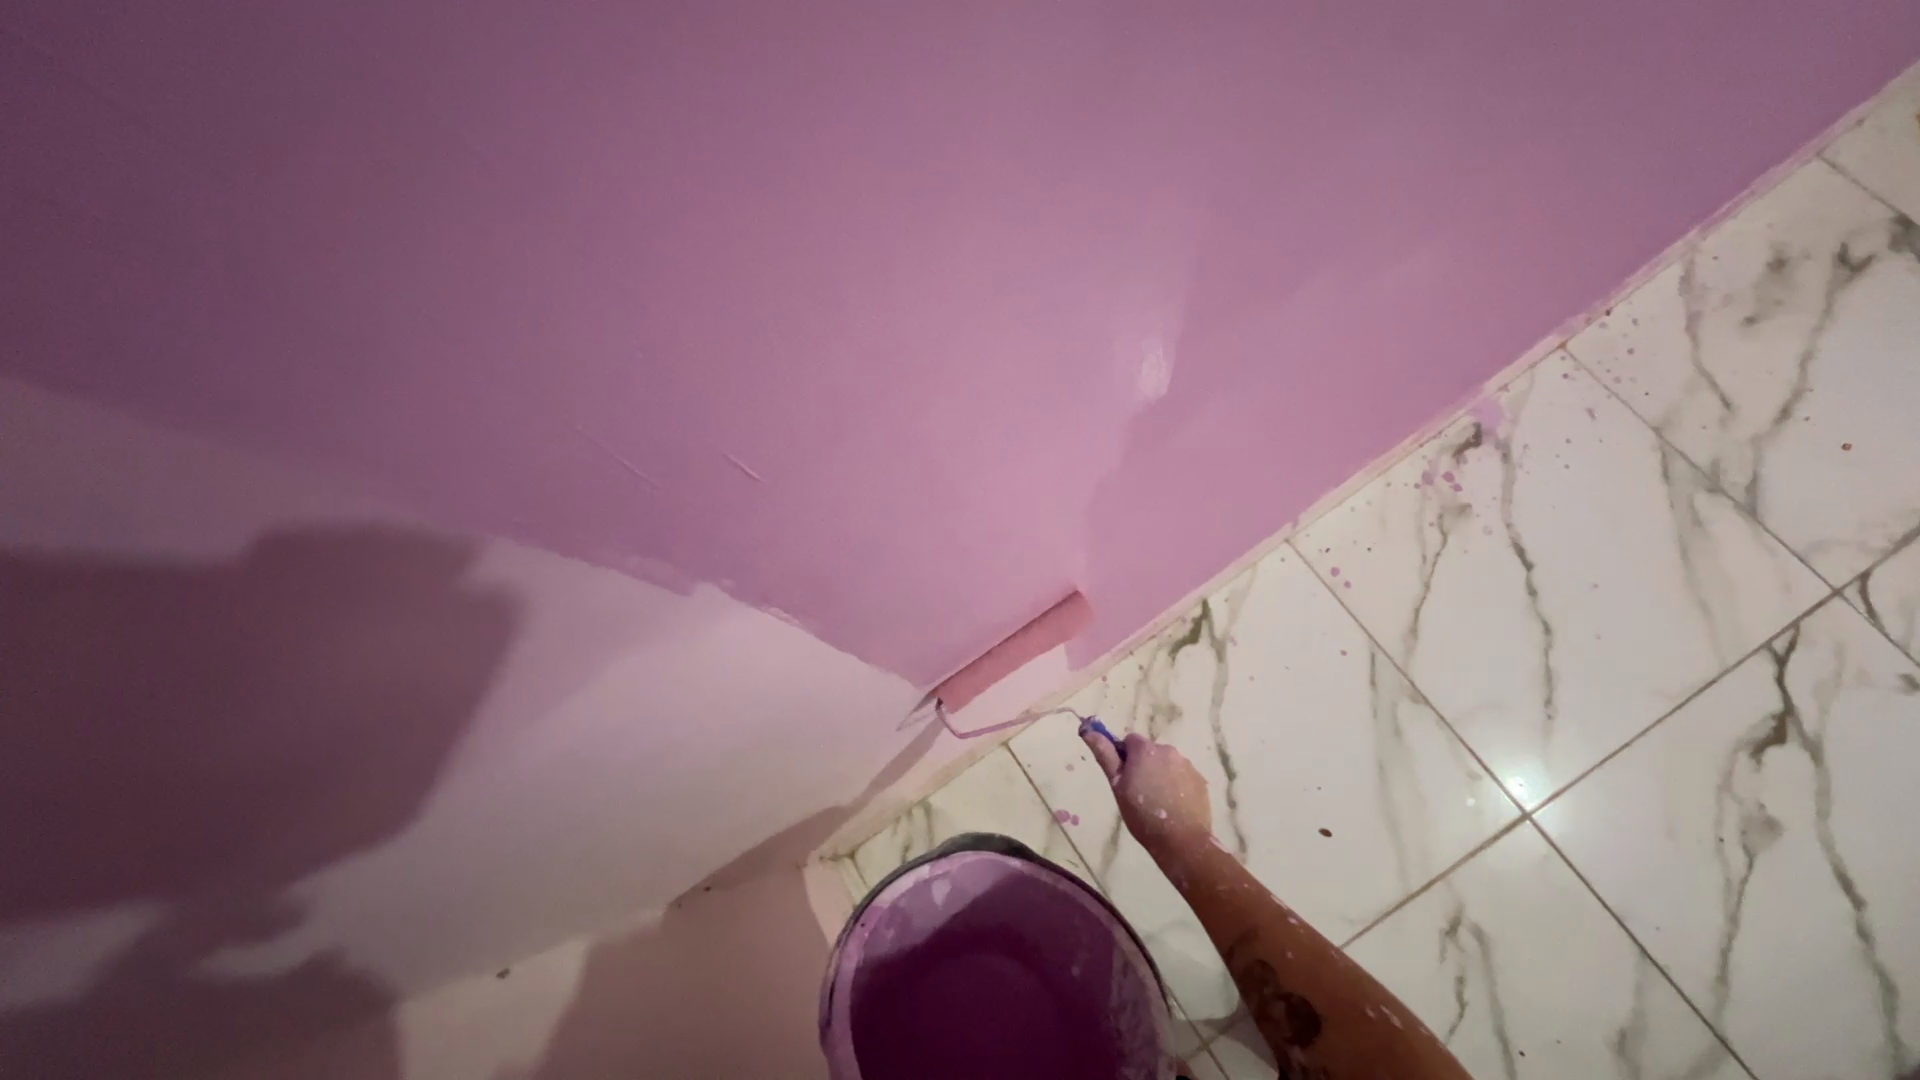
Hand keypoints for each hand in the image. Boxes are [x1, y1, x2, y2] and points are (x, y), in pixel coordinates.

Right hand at [1081, 729, 1212, 852]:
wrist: (1181, 840)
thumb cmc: (1142, 814)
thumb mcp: (1117, 786)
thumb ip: (1105, 755)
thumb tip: (1088, 731)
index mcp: (1145, 750)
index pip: (1130, 741)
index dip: (1124, 757)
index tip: (1124, 778)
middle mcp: (1168, 750)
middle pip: (1150, 752)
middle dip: (1143, 765)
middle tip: (1139, 793)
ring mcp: (1187, 765)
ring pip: (1167, 763)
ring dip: (1160, 774)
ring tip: (1157, 801)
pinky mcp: (1200, 780)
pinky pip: (1182, 775)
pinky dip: (1176, 784)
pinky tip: (1173, 805)